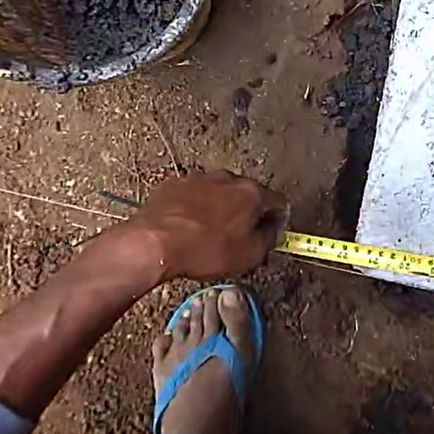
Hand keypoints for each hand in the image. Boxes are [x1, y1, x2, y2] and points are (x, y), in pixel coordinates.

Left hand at [118, 172, 288, 280]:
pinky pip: (193, 196)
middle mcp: (228, 179)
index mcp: (252, 193)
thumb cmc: (203, 249)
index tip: (271, 232)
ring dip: (219, 210)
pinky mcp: (175, 185)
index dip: (277, 220)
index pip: (278, 202)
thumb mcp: (250, 255)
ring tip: (209, 236)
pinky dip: (195, 209)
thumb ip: (269, 239)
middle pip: (247, 194)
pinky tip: (188, 229)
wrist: (155, 243)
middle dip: (246, 213)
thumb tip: (272, 231)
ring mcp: (199, 179)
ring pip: (219, 193)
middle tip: (238, 237)